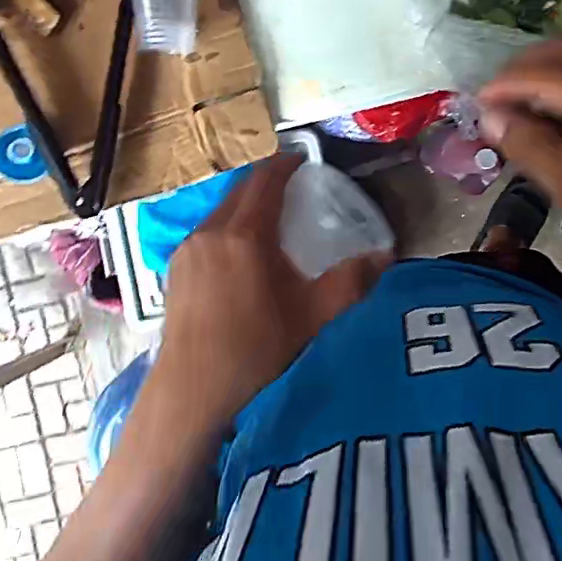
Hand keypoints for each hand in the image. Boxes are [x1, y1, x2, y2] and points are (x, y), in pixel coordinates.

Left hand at [154, 154, 392, 424]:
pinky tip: (240, 253)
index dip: (285, 165)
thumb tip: (387, 257)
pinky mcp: (174, 274)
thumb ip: (353, 281)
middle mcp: (209, 234)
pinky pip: (206, 233)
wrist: (192, 400)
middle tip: (293, 186)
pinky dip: (227, 227)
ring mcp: (186, 253)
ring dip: (244, 205)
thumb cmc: (258, 353)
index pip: (265, 181)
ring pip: (220, 211)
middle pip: (239, 191)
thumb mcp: (316, 316)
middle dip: (266, 182)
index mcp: (244, 235)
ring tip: (270, 217)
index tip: (303, 160)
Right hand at [477, 38, 561, 250]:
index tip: (477, 101)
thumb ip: (524, 143)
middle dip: (519, 69)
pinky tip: (548, 93)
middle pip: (558, 50)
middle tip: (494, 97)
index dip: (504, 85)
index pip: (541, 74)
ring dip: (541, 65)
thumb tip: (488, 116)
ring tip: (516, 94)